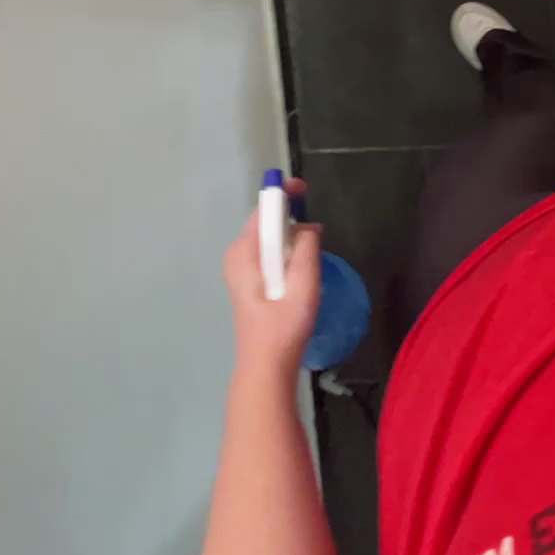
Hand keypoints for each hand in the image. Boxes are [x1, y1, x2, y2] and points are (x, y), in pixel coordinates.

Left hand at [221, 177, 322, 380]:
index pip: (262, 209)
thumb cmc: (284, 324)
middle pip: (264, 221)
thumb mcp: (304, 282)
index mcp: (245, 252)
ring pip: (268, 237)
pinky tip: (300, 268)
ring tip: (313, 252)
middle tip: (318, 232)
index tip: (304, 189)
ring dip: (291, 237)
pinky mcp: (246, 280)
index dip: (283, 193)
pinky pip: (267, 251)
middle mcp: (236, 255)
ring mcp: (238, 269)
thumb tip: (306, 228)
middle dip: (291, 217)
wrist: (266, 364)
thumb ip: (305, 247)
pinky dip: (285, 250)